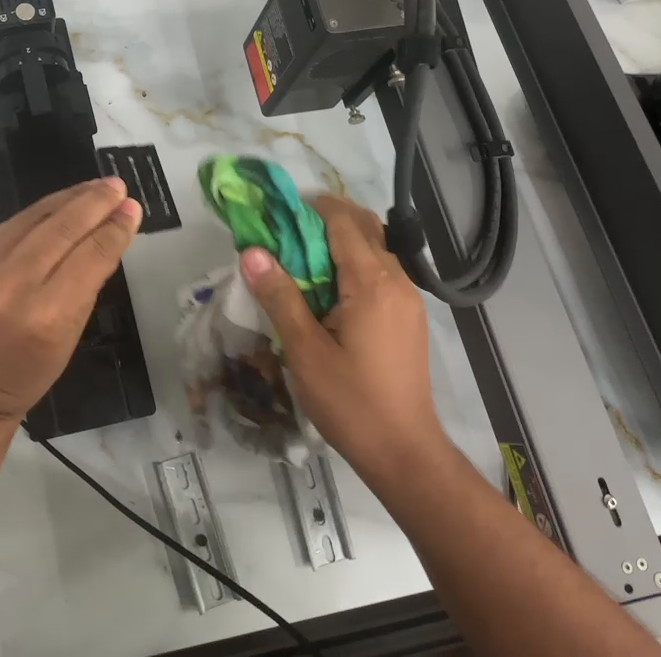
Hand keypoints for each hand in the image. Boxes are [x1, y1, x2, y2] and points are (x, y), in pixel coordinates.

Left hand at [0, 177, 142, 422]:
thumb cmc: (32, 367)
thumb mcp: (73, 330)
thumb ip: (89, 279)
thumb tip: (112, 229)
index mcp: (45, 315)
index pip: (88, 258)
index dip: (113, 229)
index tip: (133, 208)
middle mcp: (11, 286)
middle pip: (61, 230)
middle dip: (94, 203)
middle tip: (118, 186)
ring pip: (35, 218)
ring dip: (70, 198)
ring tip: (98, 187)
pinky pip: (14, 224)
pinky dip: (43, 211)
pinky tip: (65, 202)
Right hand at [240, 193, 447, 475]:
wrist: (403, 451)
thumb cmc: (351, 402)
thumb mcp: (304, 350)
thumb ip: (279, 296)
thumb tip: (252, 252)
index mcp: (372, 283)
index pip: (343, 222)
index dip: (310, 208)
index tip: (276, 211)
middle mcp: (397, 281)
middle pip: (365, 227)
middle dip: (326, 219)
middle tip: (285, 232)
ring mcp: (408, 299)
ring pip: (376, 249)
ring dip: (340, 242)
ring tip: (300, 259)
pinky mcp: (408, 318)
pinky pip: (381, 272)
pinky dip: (353, 264)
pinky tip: (326, 290)